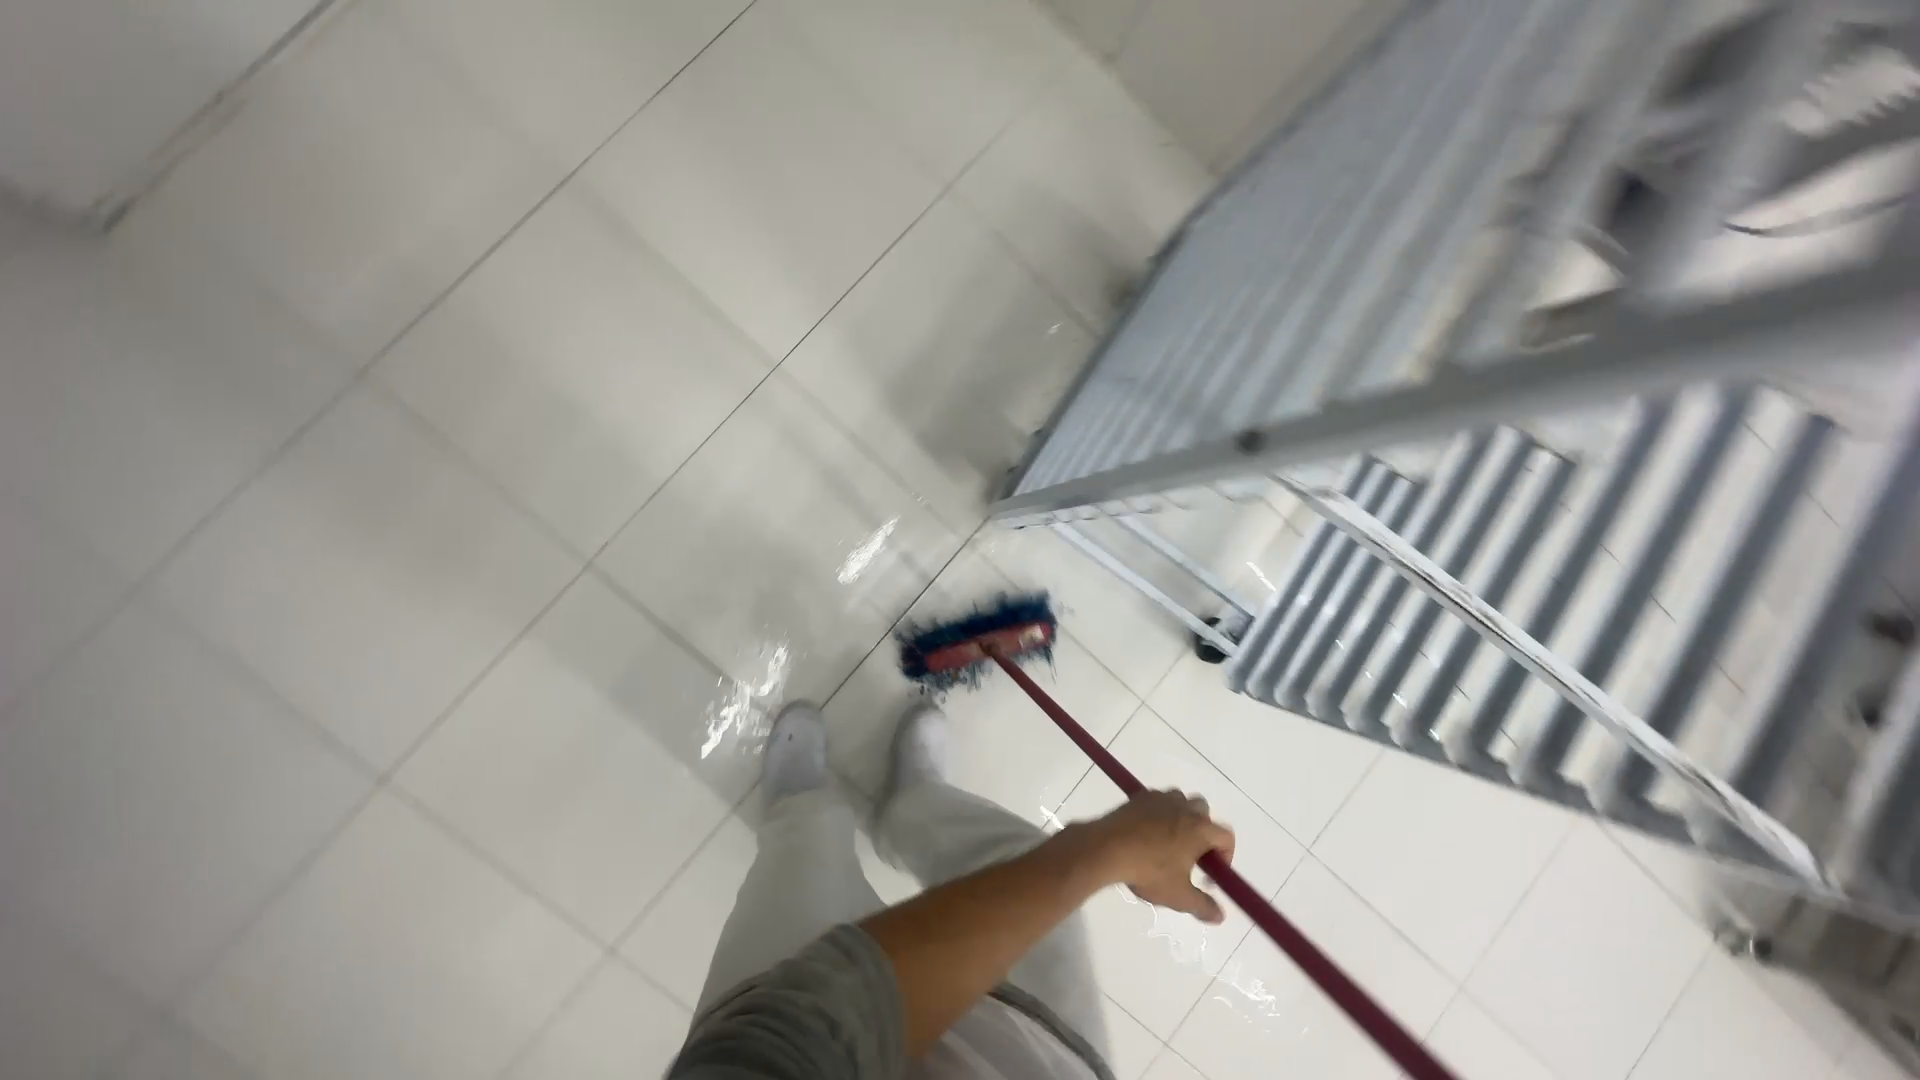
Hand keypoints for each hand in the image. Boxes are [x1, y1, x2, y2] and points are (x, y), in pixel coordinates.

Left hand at [1072, 789, 1235, 923]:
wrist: (1107, 848)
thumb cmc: (1148, 871)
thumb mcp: (1179, 897)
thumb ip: (1203, 906)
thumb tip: (1219, 915)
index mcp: (1199, 828)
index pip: (1226, 835)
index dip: (1226, 855)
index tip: (1213, 873)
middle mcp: (1183, 807)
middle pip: (1203, 812)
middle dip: (1203, 831)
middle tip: (1192, 855)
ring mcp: (1159, 798)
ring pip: (1179, 801)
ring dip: (1181, 817)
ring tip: (1169, 842)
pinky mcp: (1137, 797)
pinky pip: (1156, 801)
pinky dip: (1158, 813)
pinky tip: (1146, 834)